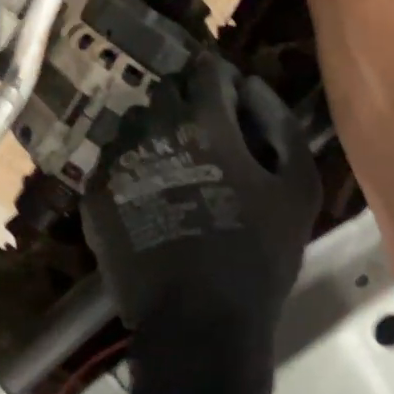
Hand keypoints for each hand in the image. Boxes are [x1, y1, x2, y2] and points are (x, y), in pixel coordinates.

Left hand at [82, 53, 319, 393]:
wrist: (199, 324)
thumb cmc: (259, 254)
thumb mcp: (299, 188)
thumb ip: (281, 124)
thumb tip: (251, 86)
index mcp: (205, 120)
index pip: (206, 69)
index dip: (220, 78)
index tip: (228, 99)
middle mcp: (155, 126)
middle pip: (166, 89)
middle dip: (186, 101)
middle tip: (204, 135)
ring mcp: (119, 158)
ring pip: (135, 121)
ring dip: (155, 130)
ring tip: (173, 164)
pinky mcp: (95, 191)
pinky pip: (112, 159)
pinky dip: (131, 165)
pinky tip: (148, 194)